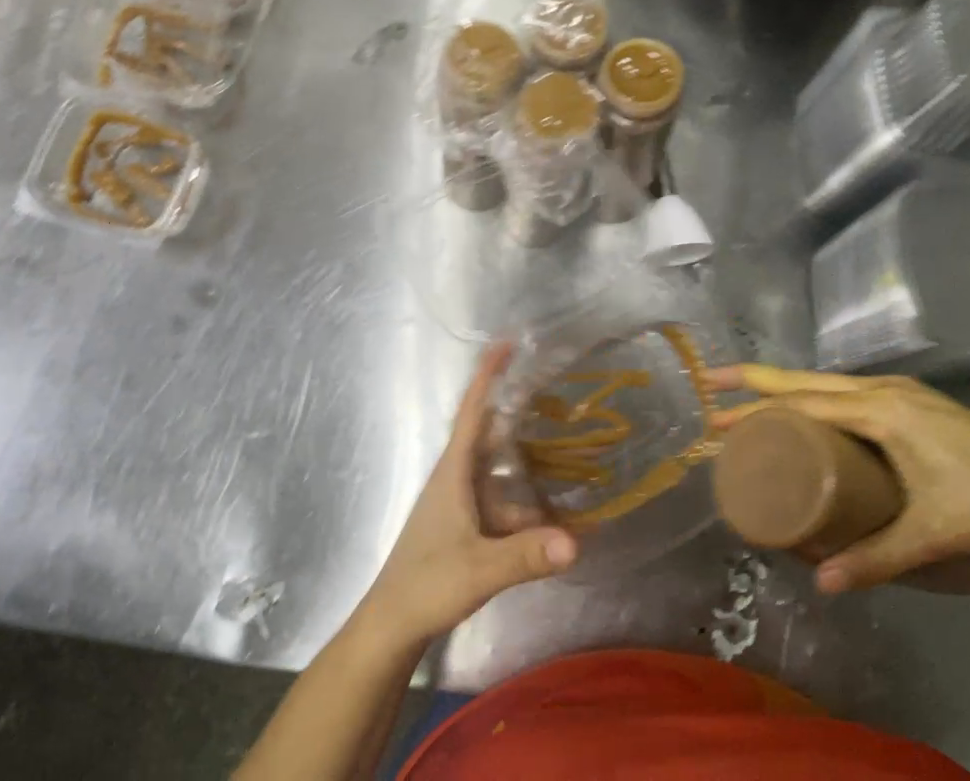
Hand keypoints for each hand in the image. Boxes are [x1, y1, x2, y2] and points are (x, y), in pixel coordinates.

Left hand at [356, 344, 576, 646]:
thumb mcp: (479, 570)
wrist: (393, 625)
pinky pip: (504, 507)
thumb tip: (577, 542)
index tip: (508, 342)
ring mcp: (462, 507)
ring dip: (531, 470)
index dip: (488, 376)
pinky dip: (530, 511)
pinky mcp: (467, 531)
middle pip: (492, 437)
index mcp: (454, 474)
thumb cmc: (426, 585)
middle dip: (520, 415)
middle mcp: (457, 481)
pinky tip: (559, 526)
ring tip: (576, 462)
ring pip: (502, 476)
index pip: (472, 412)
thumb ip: (526, 557)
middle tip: (559, 394)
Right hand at [707, 365, 969, 593]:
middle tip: (712, 379)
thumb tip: (819, 583)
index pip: (806, 403)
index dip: (757, 411)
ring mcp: (905, 392)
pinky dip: (816, 391)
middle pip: (809, 379)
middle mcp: (888, 391)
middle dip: (757, 379)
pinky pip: (850, 388)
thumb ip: (873, 560)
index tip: (717, 418)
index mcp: (884, 412)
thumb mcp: (926, 535)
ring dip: (787, 384)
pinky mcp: (916, 402)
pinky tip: (807, 405)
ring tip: (748, 393)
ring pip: (830, 380)